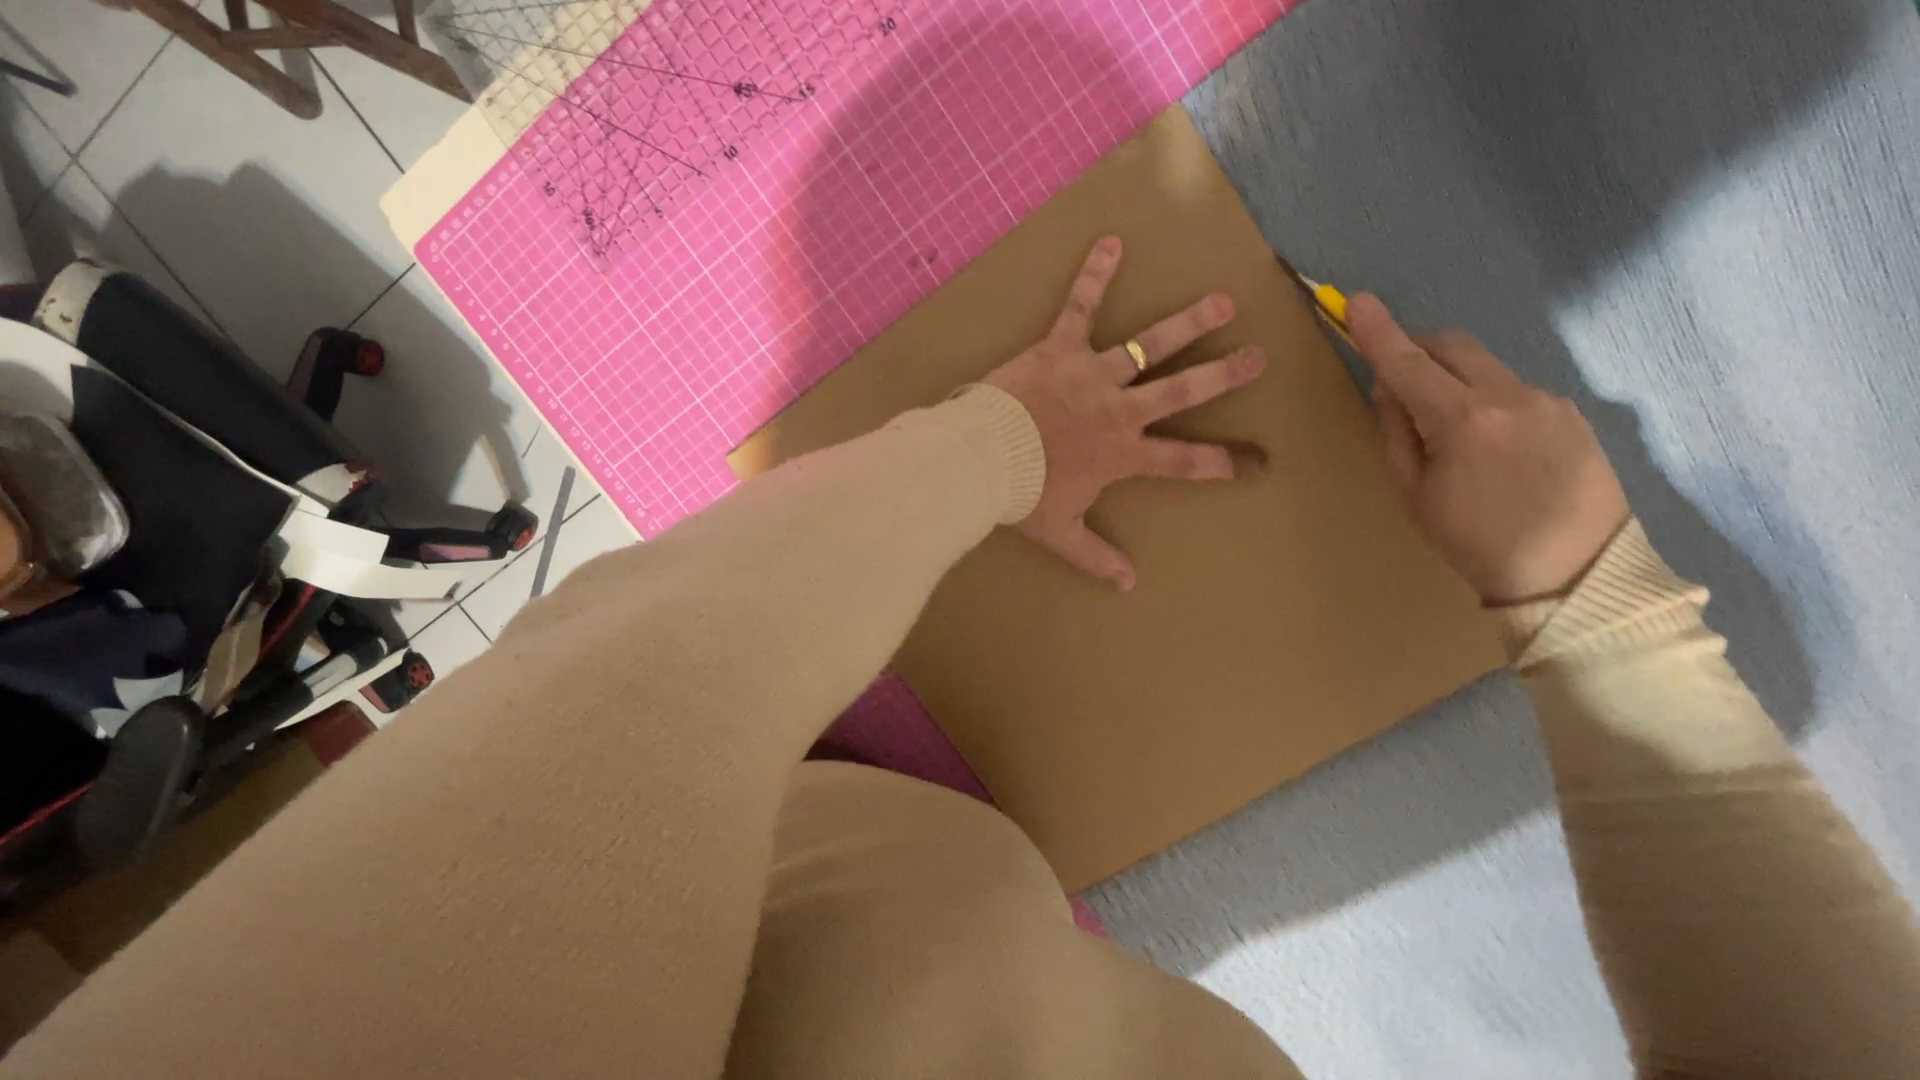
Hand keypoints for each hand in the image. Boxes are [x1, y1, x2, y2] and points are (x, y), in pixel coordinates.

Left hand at [983, 236, 1266, 591]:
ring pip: (1150, 344)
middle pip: (1182, 392)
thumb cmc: (1022, 495)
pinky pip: (1079, 306)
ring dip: (1187, 323)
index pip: (1186, 462)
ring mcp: (1094, 374)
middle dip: (1223, 375)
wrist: (982, 458)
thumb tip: (1128, 585)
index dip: (1227, 463)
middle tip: (1258, 358)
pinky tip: (1112, 241)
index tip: (1261, 462)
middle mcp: (1120, 409)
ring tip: (1222, 301)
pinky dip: (1094, 274)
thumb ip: (1096, 557)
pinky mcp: (1060, 348)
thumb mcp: (1060, 532)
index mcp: (1123, 453)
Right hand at [1349, 293, 1629, 604]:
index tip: (1356, 303)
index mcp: (1462, 420)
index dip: (1378, 333)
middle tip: (1398, 370)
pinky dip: (1489, 399)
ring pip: (1486, 367)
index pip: (1408, 363)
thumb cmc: (1475, 541)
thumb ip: (1396, 433)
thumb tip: (1389, 389)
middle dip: (1419, 346)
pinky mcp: (1572, 413)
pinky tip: (1494, 444)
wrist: (1574, 573)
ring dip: (1456, 377)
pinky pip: (1516, 390)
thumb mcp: (1414, 495)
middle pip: (1453, 345)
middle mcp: (1509, 395)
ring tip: (1450, 426)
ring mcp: (1548, 400)